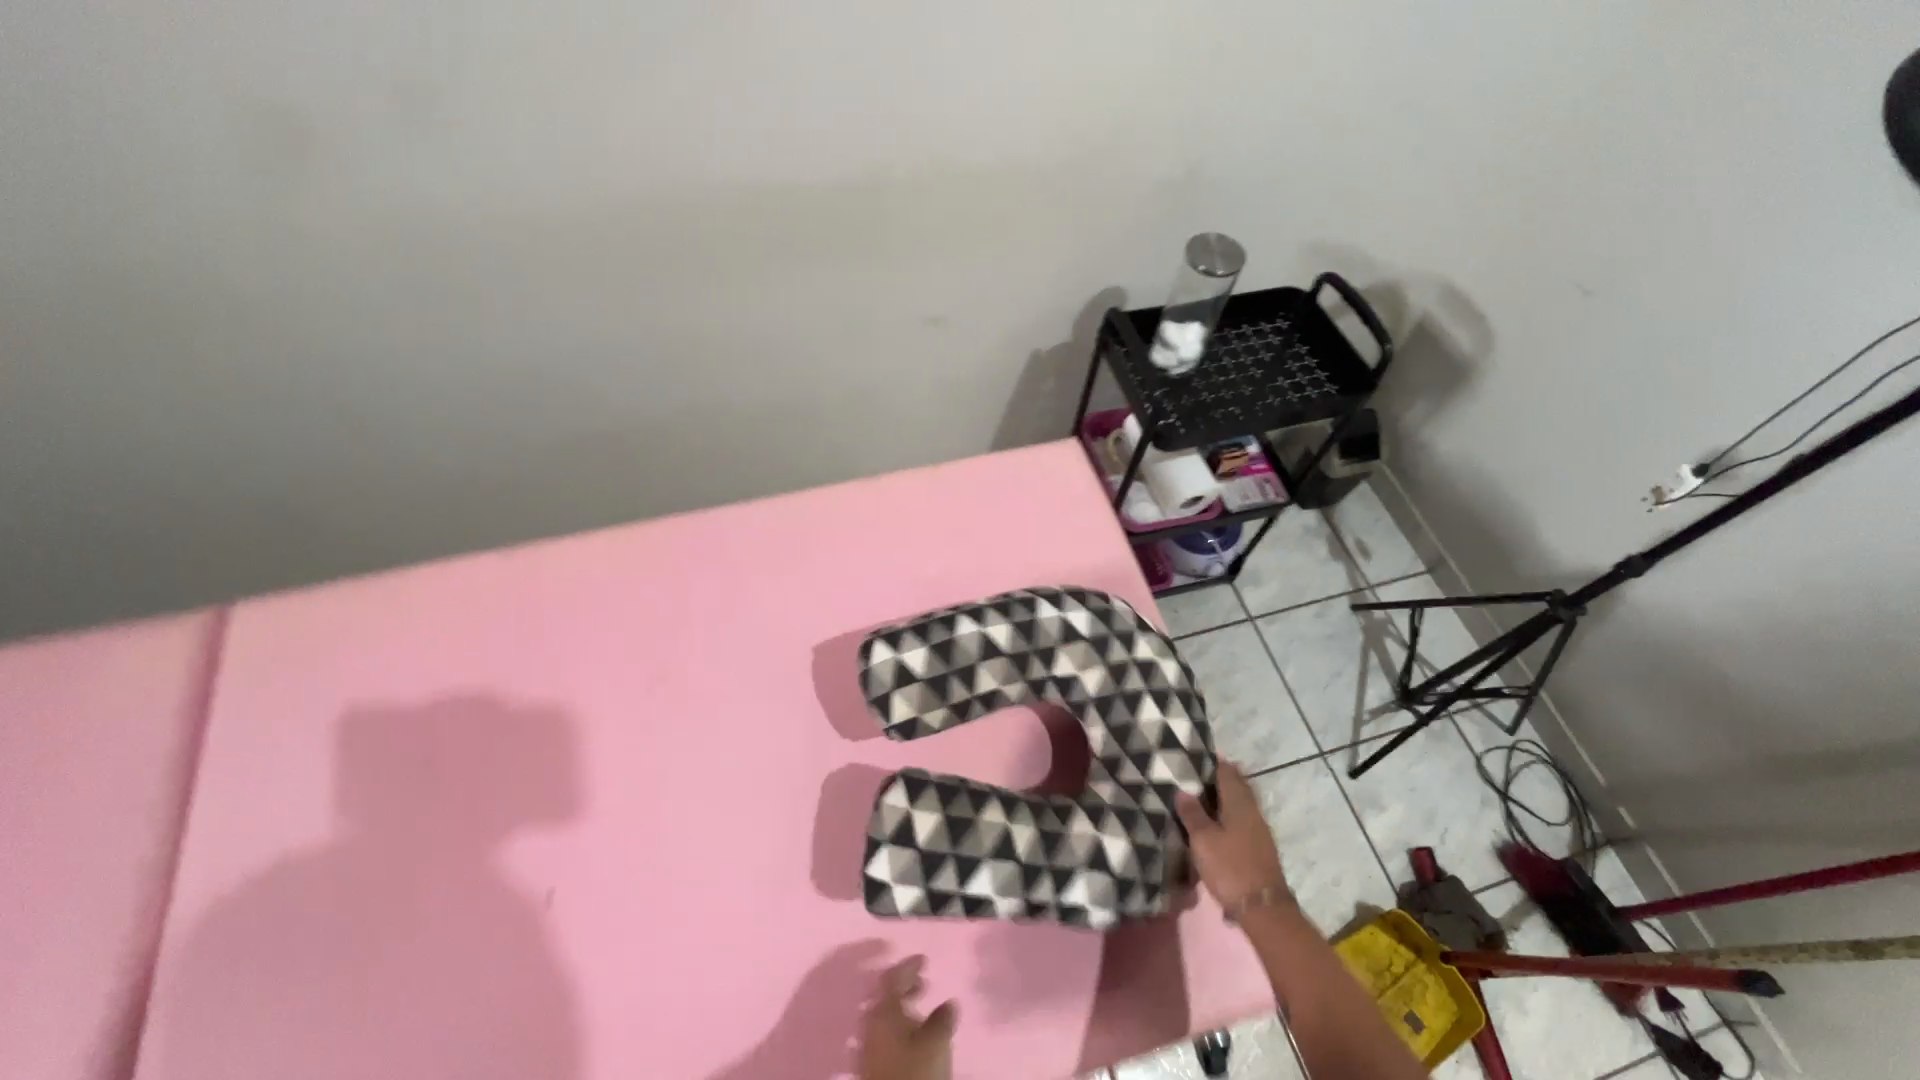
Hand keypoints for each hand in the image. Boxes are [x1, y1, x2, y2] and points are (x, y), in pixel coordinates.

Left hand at [857, 956, 957, 1079]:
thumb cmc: (915, 1073)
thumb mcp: (935, 1044)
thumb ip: (942, 1019)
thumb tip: (948, 1003)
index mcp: (882, 1012)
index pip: (891, 978)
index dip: (908, 966)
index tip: (924, 958)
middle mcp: (870, 1024)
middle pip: (885, 996)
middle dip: (904, 985)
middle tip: (924, 981)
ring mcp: (867, 1046)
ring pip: (884, 1016)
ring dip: (902, 1007)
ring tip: (923, 1009)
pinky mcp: (871, 1065)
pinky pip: (884, 1033)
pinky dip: (899, 1026)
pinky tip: (913, 1035)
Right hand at [1176, 761, 1290, 913]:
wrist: (1263, 908)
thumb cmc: (1230, 868)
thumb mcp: (1203, 840)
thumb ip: (1192, 814)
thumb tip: (1183, 791)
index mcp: (1239, 804)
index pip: (1227, 772)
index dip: (1213, 762)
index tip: (1195, 755)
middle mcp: (1252, 811)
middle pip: (1238, 786)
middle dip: (1220, 778)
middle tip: (1195, 775)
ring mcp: (1259, 830)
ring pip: (1241, 804)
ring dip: (1224, 797)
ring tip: (1201, 798)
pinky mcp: (1259, 847)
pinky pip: (1242, 820)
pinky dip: (1228, 815)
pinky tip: (1215, 824)